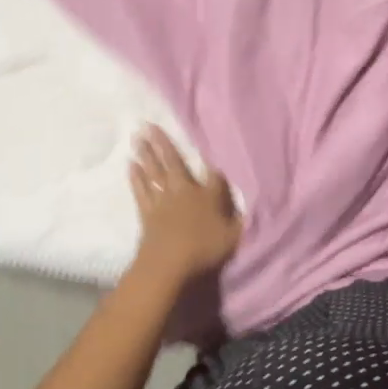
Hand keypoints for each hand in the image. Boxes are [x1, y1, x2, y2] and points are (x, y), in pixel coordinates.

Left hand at [127, 125, 240, 283]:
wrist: (169, 264)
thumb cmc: (204, 250)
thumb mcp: (233, 237)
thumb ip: (242, 220)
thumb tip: (256, 205)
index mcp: (209, 195)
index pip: (214, 173)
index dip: (212, 157)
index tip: (208, 136)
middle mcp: (185, 191)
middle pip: (174, 162)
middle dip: (162, 143)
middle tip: (148, 124)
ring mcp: (163, 200)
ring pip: (154, 172)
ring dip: (146, 155)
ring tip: (137, 138)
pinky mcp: (147, 213)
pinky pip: (141, 190)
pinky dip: (135, 178)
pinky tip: (130, 165)